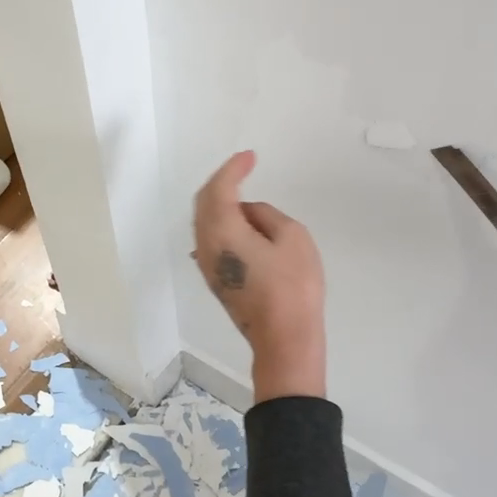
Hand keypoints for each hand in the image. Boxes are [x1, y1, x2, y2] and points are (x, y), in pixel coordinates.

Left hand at [192, 151, 326, 401]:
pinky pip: (209, 240)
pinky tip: (237, 223)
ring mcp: (207, 266)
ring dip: (218, 204)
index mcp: (222, 231)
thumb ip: (266, 216)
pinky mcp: (215, 280)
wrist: (283, 337)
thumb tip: (249, 215)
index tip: (249, 158)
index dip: (233, 169)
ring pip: (203, 224)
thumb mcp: (291, 237)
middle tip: (243, 169)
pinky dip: (220, 223)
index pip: (219, 190)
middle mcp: (206, 246)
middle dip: (220, 183)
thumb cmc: (293, 287)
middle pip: (203, 204)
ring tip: (243, 194)